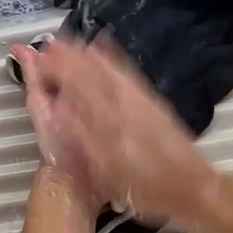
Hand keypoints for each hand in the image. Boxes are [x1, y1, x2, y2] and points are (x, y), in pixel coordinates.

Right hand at [8, 35, 220, 231]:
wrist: (193, 188)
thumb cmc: (147, 187)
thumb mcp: (107, 170)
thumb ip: (82, 136)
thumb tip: (58, 108)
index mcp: (107, 118)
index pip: (75, 84)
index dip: (56, 69)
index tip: (38, 59)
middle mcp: (122, 102)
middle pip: (91, 71)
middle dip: (69, 56)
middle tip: (50, 46)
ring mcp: (139, 99)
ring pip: (108, 69)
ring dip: (87, 54)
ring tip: (70, 43)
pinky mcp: (151, 102)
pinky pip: (126, 73)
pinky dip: (112, 59)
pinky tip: (104, 51)